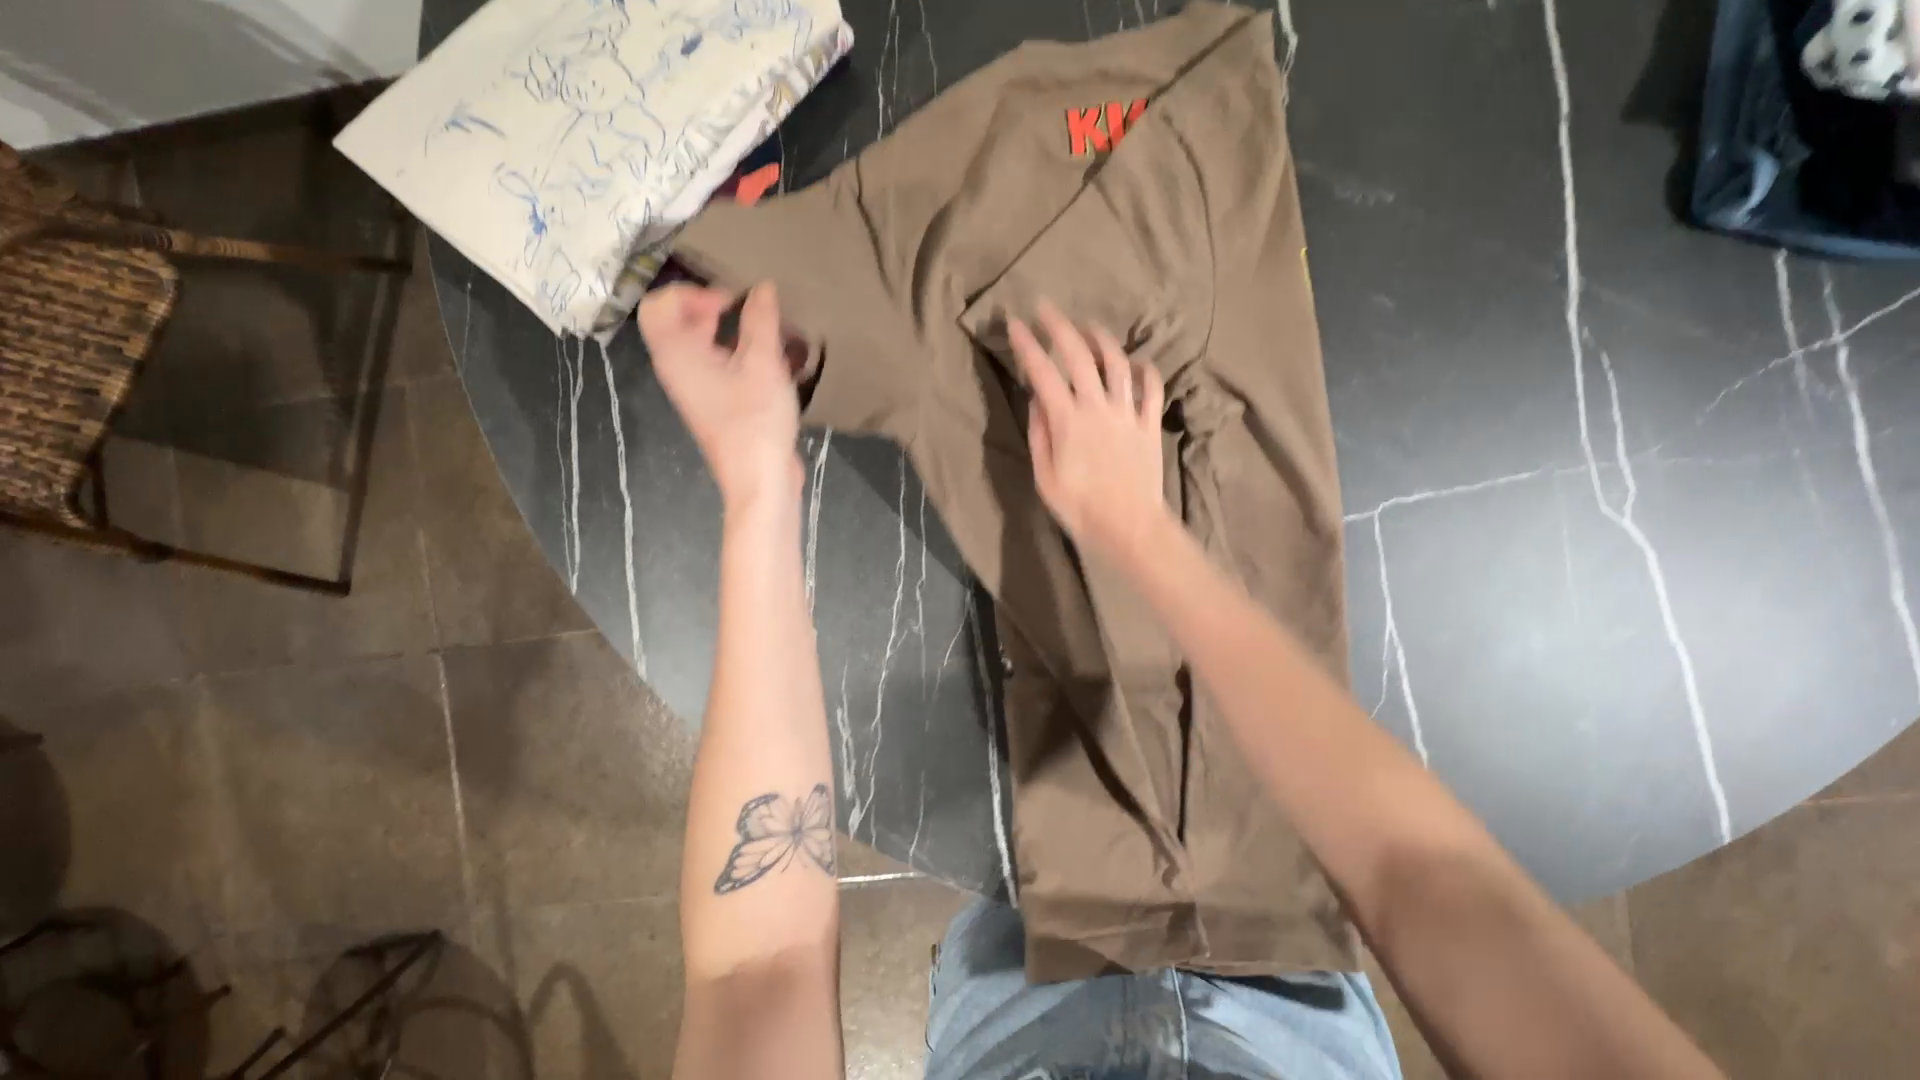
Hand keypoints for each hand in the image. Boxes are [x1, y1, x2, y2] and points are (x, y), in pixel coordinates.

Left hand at [640, 283, 801, 511]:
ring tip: (774, 333)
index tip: (732, 303)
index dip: (693, 292)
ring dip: (736, 332)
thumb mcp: (763, 363)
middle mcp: (679, 368)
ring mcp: (697, 388)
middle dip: (718, 308)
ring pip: (707, 343)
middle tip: (754, 311)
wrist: (760, 480)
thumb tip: (762, 287)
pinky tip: (780, 360)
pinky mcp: (717, 403)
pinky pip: (722, 365)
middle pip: (684, 321)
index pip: (659, 304)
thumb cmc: (755, 420)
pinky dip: (744, 355)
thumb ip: (761, 320)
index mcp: (676, 354)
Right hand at [1008, 300, 1169, 555]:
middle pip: (1078, 356)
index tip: (1015, 324)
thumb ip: (1039, 434)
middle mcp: (1098, 408)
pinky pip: (1151, 389)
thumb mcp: (1045, 477)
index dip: (1027, 345)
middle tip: (1046, 308)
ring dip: (1101, 340)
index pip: (1042, 373)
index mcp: (1067, 422)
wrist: (1129, 527)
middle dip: (1060, 326)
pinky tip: (1137, 362)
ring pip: (1117, 363)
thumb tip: (1037, 400)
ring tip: (1089, 327)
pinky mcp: (1149, 425)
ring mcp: (1127, 414)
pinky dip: (1145, 370)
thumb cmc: (1080, 508)